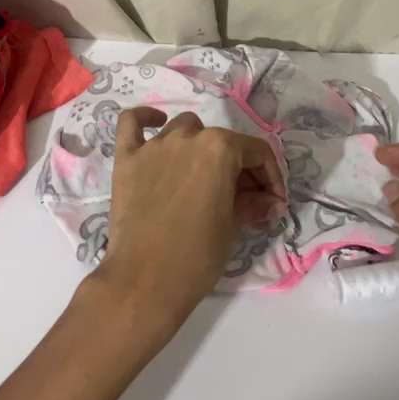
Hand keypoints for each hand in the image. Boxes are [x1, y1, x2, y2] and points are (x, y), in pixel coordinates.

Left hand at [93, 107, 285, 329]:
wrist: (144, 281)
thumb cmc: (196, 255)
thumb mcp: (233, 227)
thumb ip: (252, 204)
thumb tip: (269, 202)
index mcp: (219, 148)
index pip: (256, 152)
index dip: (271, 178)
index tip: (272, 203)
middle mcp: (187, 137)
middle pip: (222, 142)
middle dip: (240, 169)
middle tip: (245, 202)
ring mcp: (154, 145)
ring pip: (184, 130)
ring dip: (200, 148)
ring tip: (204, 178)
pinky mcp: (126, 158)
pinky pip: (133, 123)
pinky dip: (145, 118)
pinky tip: (155, 123)